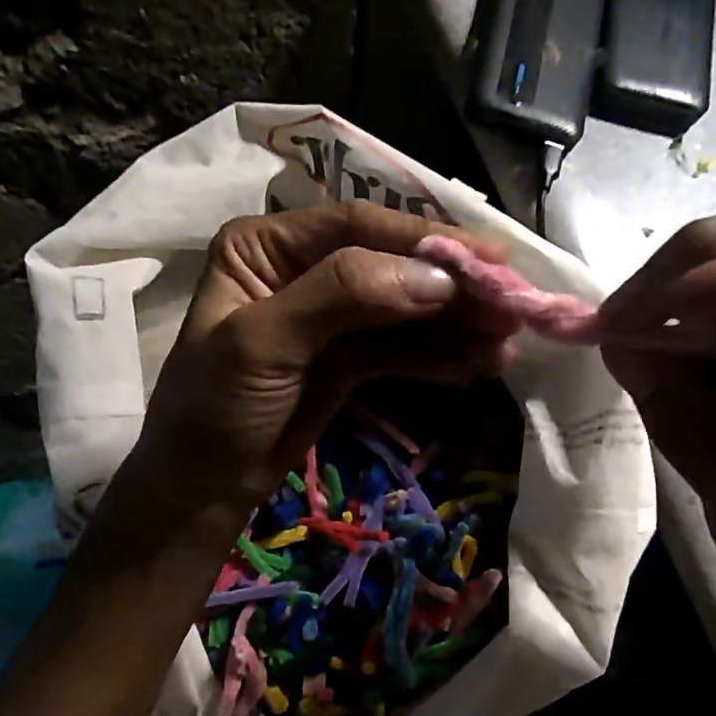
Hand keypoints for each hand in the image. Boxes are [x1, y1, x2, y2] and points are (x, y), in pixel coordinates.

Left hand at [129, 202, 518, 522]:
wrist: (203, 487)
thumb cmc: (213, 409)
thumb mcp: (262, 344)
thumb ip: (342, 296)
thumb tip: (436, 276)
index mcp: (265, 245)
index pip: (355, 227)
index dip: (423, 239)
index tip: (488, 260)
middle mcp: (300, 269)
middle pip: (390, 265)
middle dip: (451, 286)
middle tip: (512, 304)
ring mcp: (330, 315)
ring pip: (404, 309)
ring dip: (455, 325)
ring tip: (506, 344)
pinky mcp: (349, 358)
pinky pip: (402, 348)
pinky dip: (439, 355)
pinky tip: (476, 365)